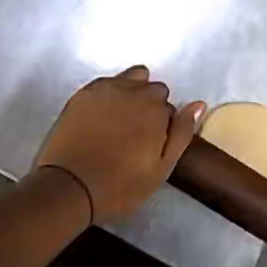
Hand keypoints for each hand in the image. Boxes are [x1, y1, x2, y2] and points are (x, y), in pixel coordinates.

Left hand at [32, 65, 202, 223]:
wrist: (67, 189)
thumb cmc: (119, 185)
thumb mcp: (161, 168)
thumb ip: (182, 133)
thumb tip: (199, 104)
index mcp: (156, 108)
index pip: (169, 107)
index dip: (162, 125)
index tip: (149, 143)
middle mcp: (135, 91)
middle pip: (152, 88)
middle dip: (149, 106)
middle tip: (135, 133)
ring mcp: (107, 90)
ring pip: (132, 77)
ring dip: (133, 91)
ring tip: (120, 118)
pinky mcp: (84, 94)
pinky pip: (107, 81)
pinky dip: (110, 92)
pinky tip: (102, 115)